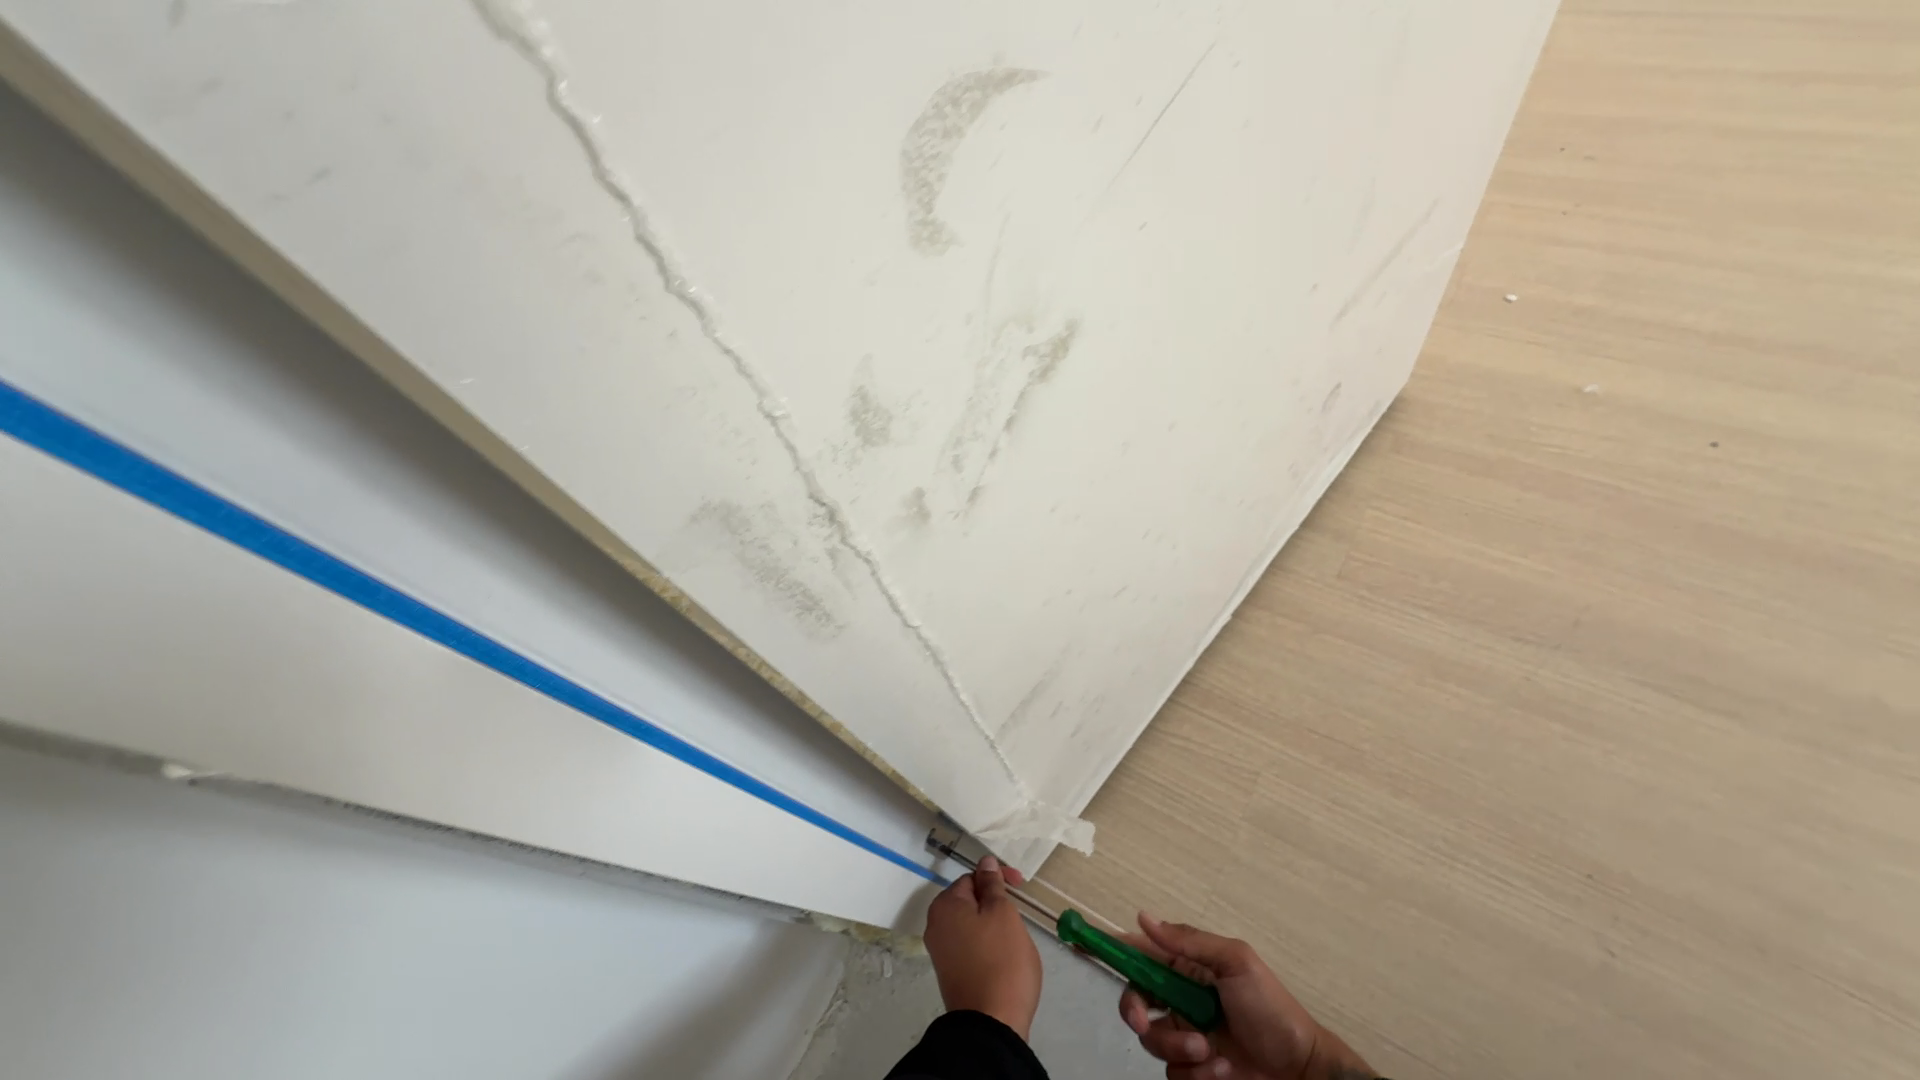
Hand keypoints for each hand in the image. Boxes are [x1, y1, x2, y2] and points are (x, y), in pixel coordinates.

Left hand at [923, 856, 1043, 1039]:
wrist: (991, 1025)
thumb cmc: (1001, 960)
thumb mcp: (1002, 913)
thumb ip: (992, 884)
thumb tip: (984, 862)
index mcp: (944, 906)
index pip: (972, 877)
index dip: (997, 878)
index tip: (1021, 887)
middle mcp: (935, 925)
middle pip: (969, 901)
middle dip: (995, 902)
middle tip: (1019, 915)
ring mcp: (941, 952)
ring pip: (971, 924)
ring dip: (993, 924)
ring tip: (1015, 938)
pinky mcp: (951, 973)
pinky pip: (970, 946)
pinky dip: (987, 945)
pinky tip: (1004, 957)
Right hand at [1118, 913, 1373, 1079]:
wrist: (1301, 1071)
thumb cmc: (1271, 1008)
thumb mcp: (1235, 962)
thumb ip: (1188, 942)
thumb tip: (1143, 916)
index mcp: (1185, 968)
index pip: (1139, 952)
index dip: (1108, 947)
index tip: (1079, 944)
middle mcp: (1179, 999)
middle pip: (1133, 1000)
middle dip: (1137, 1013)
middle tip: (1148, 1024)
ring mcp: (1185, 1036)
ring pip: (1151, 1041)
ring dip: (1178, 1048)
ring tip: (1211, 1053)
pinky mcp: (1193, 1070)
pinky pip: (1172, 1072)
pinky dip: (1196, 1074)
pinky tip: (1224, 1070)